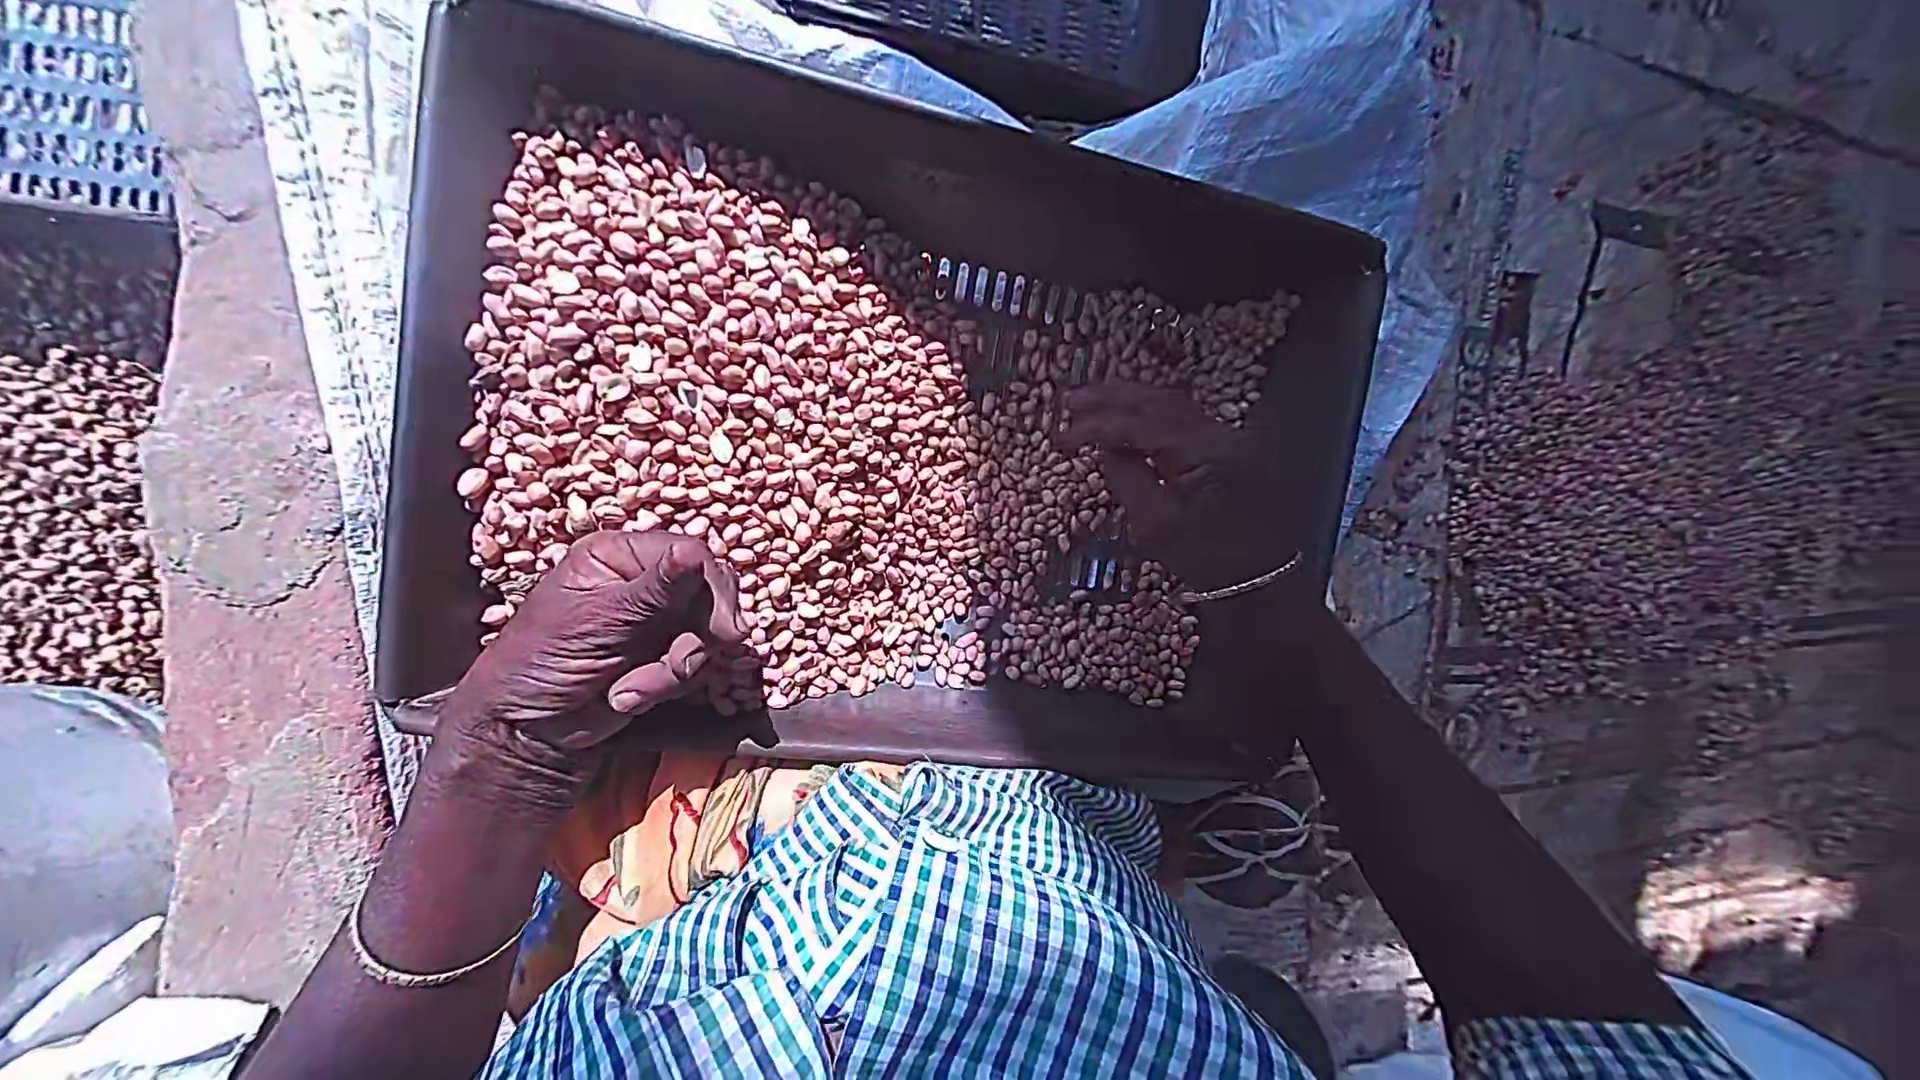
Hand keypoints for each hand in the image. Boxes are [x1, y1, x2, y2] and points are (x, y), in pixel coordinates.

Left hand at [440, 530, 748, 778]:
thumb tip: (693, 553)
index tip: (725, 631)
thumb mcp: (599, 619)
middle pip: (711, 591)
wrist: (525, 732)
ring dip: (676, 667)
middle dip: (699, 634)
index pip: (690, 554)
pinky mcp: (670, 652)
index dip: (713, 589)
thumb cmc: (540, 662)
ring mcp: (662, 617)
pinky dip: (671, 684)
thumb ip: (655, 589)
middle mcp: (648, 580)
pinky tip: (632, 695)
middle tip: (682, 663)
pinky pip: (700, 662)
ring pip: (709, 632)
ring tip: (632, 687)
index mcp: (620, 556)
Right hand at [1061, 382, 1302, 592]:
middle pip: (1159, 401)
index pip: (1142, 426)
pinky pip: (1181, 418)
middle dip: (1111, 398)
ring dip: (1128, 401)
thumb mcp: (1157, 526)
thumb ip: (1127, 479)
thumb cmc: (1207, 559)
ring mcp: (1229, 436)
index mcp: (1208, 453)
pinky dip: (1148, 414)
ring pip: (1171, 404)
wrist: (1261, 576)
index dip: (1098, 427)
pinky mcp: (1227, 445)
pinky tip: (1124, 415)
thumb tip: (1106, 448)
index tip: (1063, 437)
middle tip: (1071, 400)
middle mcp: (1223, 433)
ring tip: (1090, 401)